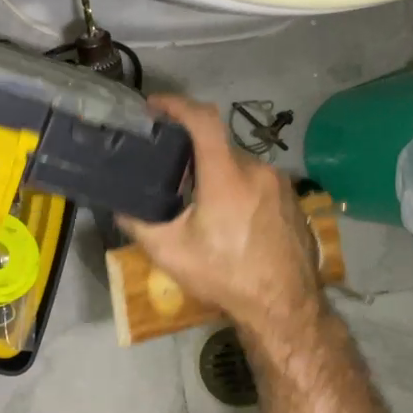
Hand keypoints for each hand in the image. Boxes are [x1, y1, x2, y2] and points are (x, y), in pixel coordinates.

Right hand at [118, 95, 322, 342]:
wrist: (285, 307)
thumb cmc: (224, 276)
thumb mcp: (169, 252)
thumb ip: (139, 222)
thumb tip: (120, 205)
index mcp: (226, 177)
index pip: (202, 121)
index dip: (176, 105)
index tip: (153, 105)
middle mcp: (257, 171)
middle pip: (217, 145)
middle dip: (190, 151)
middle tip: (167, 168)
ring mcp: (280, 184)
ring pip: (237, 163)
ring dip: (214, 171)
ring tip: (195, 197)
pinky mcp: (292, 200)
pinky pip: (256, 181)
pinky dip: (235, 186)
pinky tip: (225, 216)